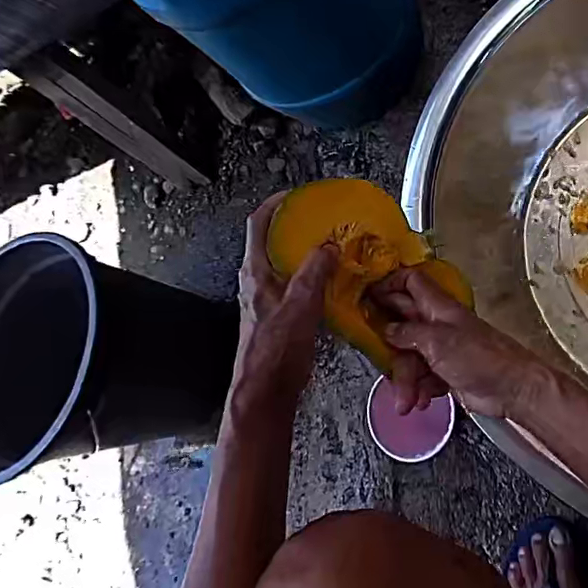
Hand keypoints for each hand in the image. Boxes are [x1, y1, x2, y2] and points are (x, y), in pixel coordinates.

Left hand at [231, 191, 336, 406]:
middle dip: (296, 229)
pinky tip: (331, 283)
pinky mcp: (277, 315)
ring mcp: (266, 299)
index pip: (257, 225)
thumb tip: (328, 246)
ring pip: (285, 265)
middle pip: (272, 243)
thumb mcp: (300, 305)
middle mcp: (257, 282)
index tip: (295, 195)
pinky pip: (294, 285)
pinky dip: (310, 277)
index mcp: (255, 272)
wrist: (266, 392)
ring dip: (305, 254)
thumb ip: (314, 271)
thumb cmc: (275, 352)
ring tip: (332, 249)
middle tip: (322, 222)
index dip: (274, 205)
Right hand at [368, 269, 545, 417]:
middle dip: (389, 343)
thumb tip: (386, 329)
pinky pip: (421, 376)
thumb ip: (407, 333)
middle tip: (379, 357)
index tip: (367, 298)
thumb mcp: (437, 341)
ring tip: (405, 400)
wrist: (513, 389)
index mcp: (437, 307)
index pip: (410, 281)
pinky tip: (419, 401)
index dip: (389, 284)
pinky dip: (418, 389)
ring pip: (409, 356)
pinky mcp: (446, 371)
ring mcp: (441, 348)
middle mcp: (437, 324)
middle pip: (401, 323)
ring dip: (404, 379)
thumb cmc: (481, 358)